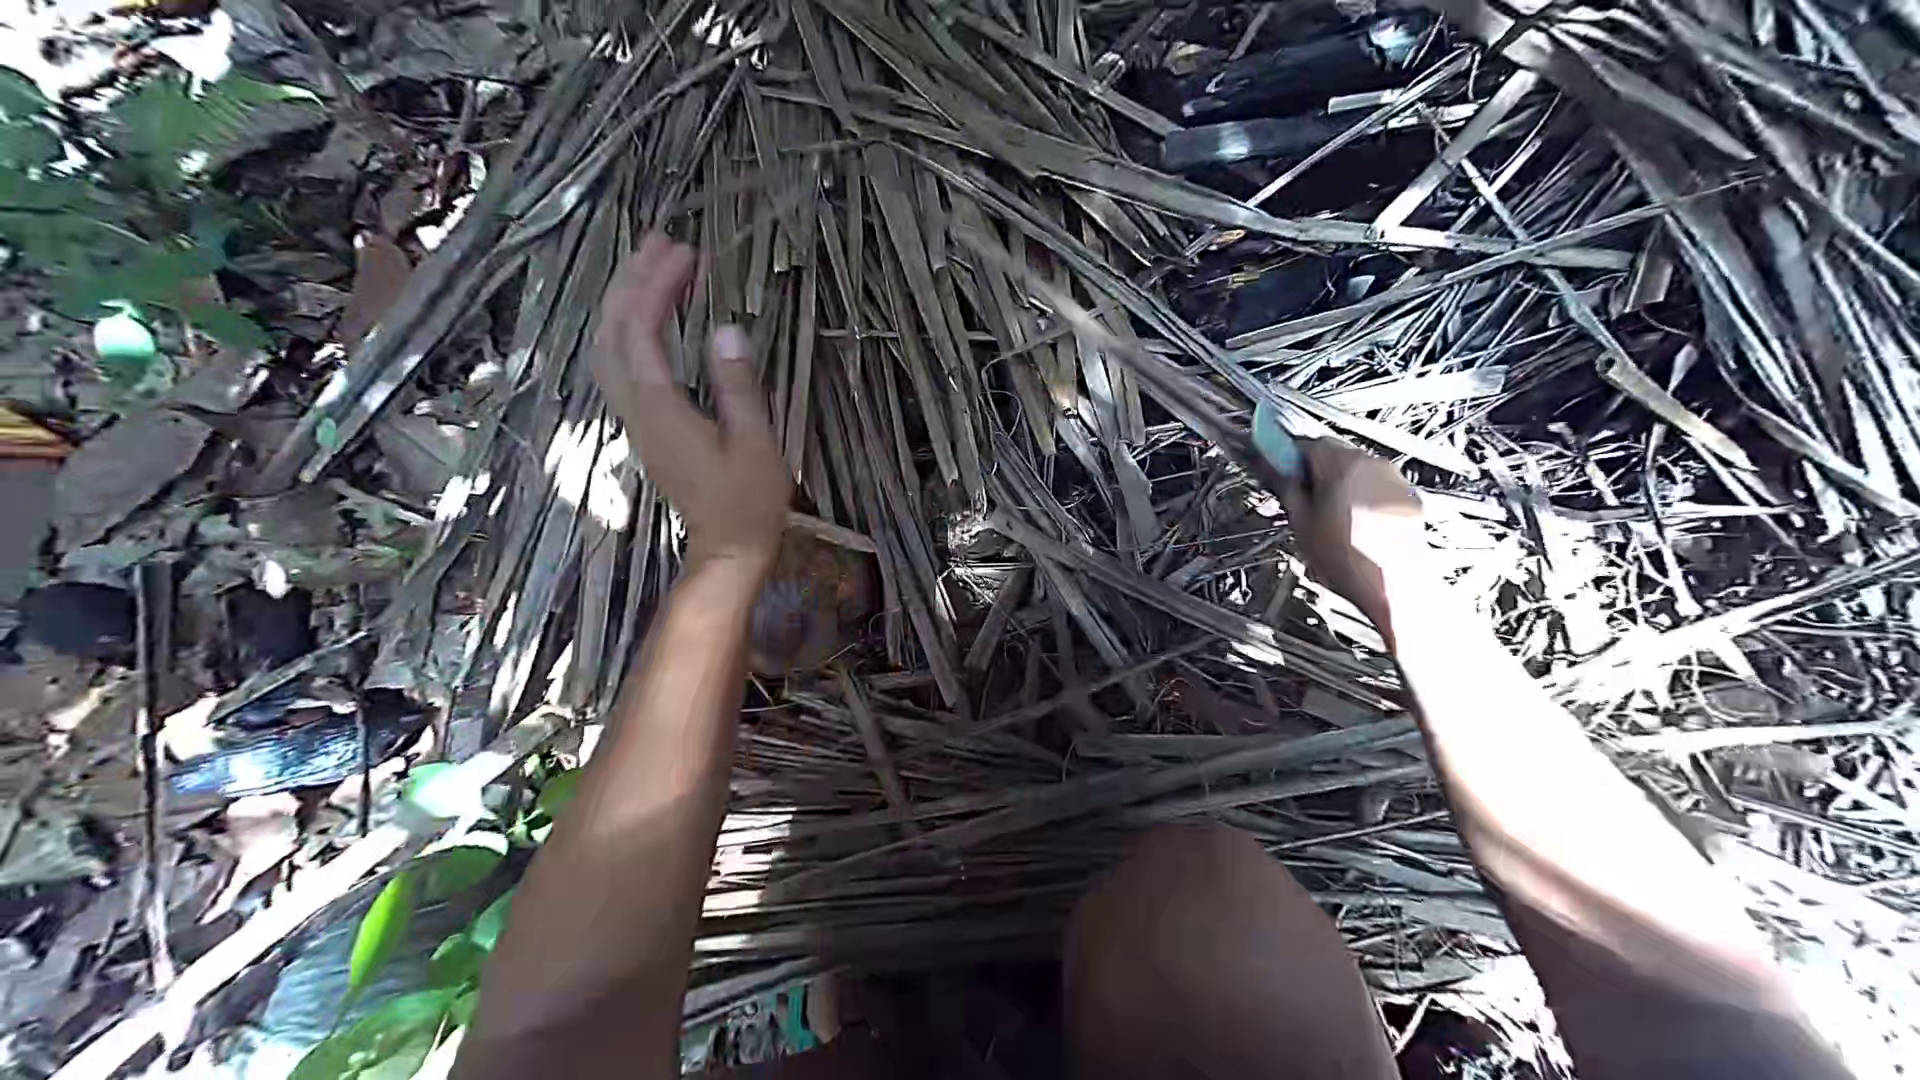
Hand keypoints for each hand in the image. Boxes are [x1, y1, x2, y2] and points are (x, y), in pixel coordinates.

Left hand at [591, 232, 790, 571]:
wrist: (728, 550)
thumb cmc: (748, 503)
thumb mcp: (755, 445)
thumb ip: (739, 387)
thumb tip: (729, 329)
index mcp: (662, 410)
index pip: (641, 333)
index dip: (655, 287)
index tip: (684, 254)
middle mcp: (638, 411)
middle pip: (611, 335)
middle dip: (630, 284)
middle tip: (660, 245)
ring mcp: (638, 422)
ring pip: (609, 351)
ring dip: (625, 306)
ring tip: (654, 271)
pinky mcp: (648, 431)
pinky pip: (623, 370)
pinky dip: (631, 334)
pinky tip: (653, 322)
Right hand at [1279, 439, 1429, 641]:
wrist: (1396, 586)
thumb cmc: (1349, 559)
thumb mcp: (1302, 524)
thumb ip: (1288, 489)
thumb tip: (1277, 472)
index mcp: (1342, 465)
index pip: (1306, 443)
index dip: (1286, 456)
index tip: (1276, 467)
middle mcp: (1373, 464)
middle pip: (1333, 452)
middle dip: (1312, 467)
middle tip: (1297, 494)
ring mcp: (1394, 479)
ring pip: (1355, 468)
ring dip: (1336, 481)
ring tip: (1323, 514)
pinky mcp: (1407, 497)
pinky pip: (1374, 484)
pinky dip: (1358, 494)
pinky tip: (1349, 522)